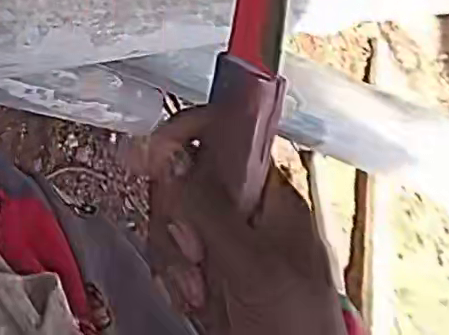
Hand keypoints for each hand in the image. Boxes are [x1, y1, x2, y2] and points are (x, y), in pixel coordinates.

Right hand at [144, 107, 345, 334]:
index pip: (226, 136)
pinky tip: (192, 302)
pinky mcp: (209, 272)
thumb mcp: (253, 266)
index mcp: (272, 194)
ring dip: (174, 254)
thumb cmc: (293, 329)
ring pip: (174, 214)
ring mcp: (227, 242)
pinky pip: (171, 250)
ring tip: (196, 291)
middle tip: (192, 250)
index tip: (154, 149)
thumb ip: (209, 206)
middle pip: (188, 176)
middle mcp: (247, 210)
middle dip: (178, 215)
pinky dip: (173, 275)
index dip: (189, 134)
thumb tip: (167, 152)